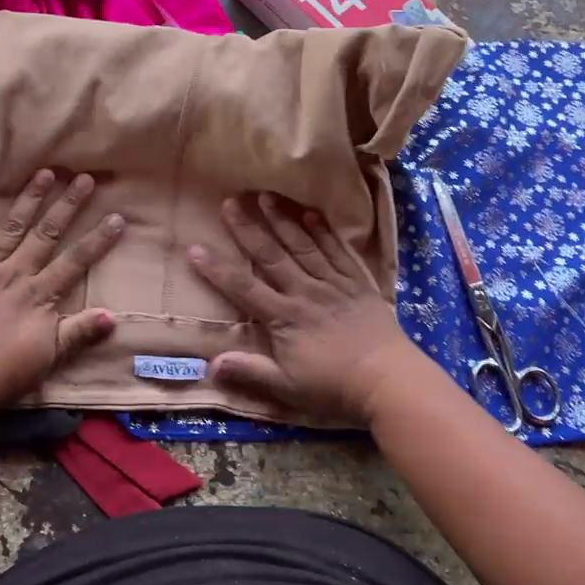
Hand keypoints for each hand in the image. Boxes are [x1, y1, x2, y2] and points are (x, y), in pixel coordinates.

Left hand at [0, 169, 123, 415]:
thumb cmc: (3, 371)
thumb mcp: (49, 356)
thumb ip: (80, 332)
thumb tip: (114, 316)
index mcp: (39, 295)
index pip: (75, 261)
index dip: (98, 240)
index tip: (117, 218)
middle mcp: (15, 273)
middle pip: (47, 234)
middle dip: (68, 205)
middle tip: (84, 178)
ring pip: (11, 227)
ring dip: (29, 199)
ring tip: (44, 173)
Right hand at [188, 193, 432, 425]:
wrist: (389, 380)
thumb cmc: (335, 387)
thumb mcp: (287, 388)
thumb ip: (250, 372)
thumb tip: (210, 364)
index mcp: (284, 318)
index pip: (244, 288)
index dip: (218, 269)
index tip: (195, 248)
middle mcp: (305, 292)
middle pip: (271, 256)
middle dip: (248, 229)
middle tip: (231, 202)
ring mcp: (333, 284)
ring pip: (303, 245)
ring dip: (283, 220)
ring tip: (266, 196)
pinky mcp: (358, 282)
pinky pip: (338, 251)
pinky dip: (324, 231)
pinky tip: (311, 214)